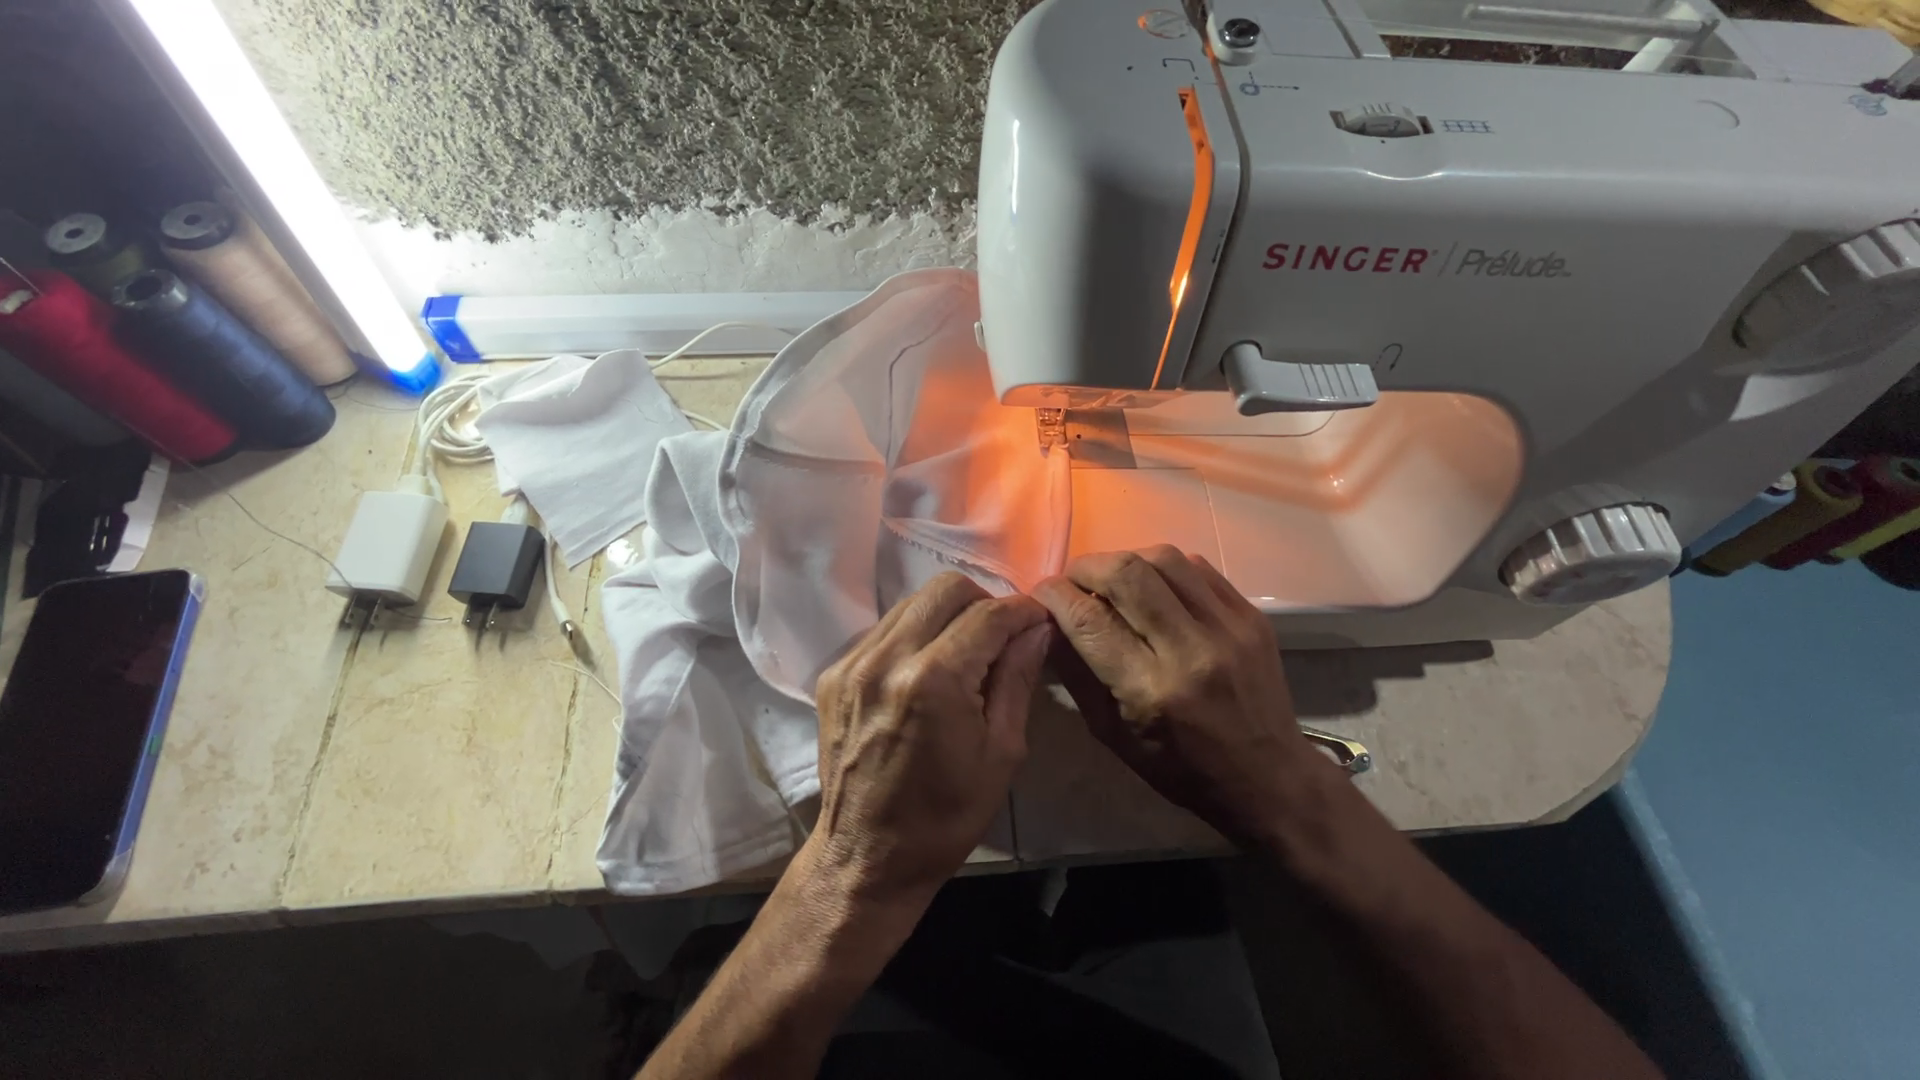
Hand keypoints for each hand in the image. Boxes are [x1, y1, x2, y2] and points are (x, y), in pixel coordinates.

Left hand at [810, 572, 1052, 904]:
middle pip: (946, 589)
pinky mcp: (834, 673)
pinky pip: (884, 629)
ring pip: (912, 602)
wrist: (867, 855)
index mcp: (934, 681)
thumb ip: (1018, 678)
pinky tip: (927, 669)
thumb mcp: (1002, 752)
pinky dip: (915, 634)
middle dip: (984, 602)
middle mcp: (887, 658)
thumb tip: (1038, 628)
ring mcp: (853, 662)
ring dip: (948, 615)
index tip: (1040, 619)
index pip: (989, 615)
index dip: (1023, 611)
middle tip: (1002, 636)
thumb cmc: (946, 815)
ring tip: (966, 651)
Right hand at [1032, 546, 1330, 839]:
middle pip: (1127, 573)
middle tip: (1074, 582)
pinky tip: (1154, 588)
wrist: (1268, 777)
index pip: (1090, 619)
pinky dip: (1164, 569)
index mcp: (1151, 690)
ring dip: (1125, 561)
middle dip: (1087, 568)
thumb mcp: (1112, 734)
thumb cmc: (1181, 767)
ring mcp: (1228, 627)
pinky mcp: (1251, 615)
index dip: (1056, 595)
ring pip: (1163, 559)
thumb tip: (1049, 622)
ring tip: (1112, 581)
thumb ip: (1077, 674)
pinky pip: (1197, 568)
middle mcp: (1191, 650)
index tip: (1041, 593)